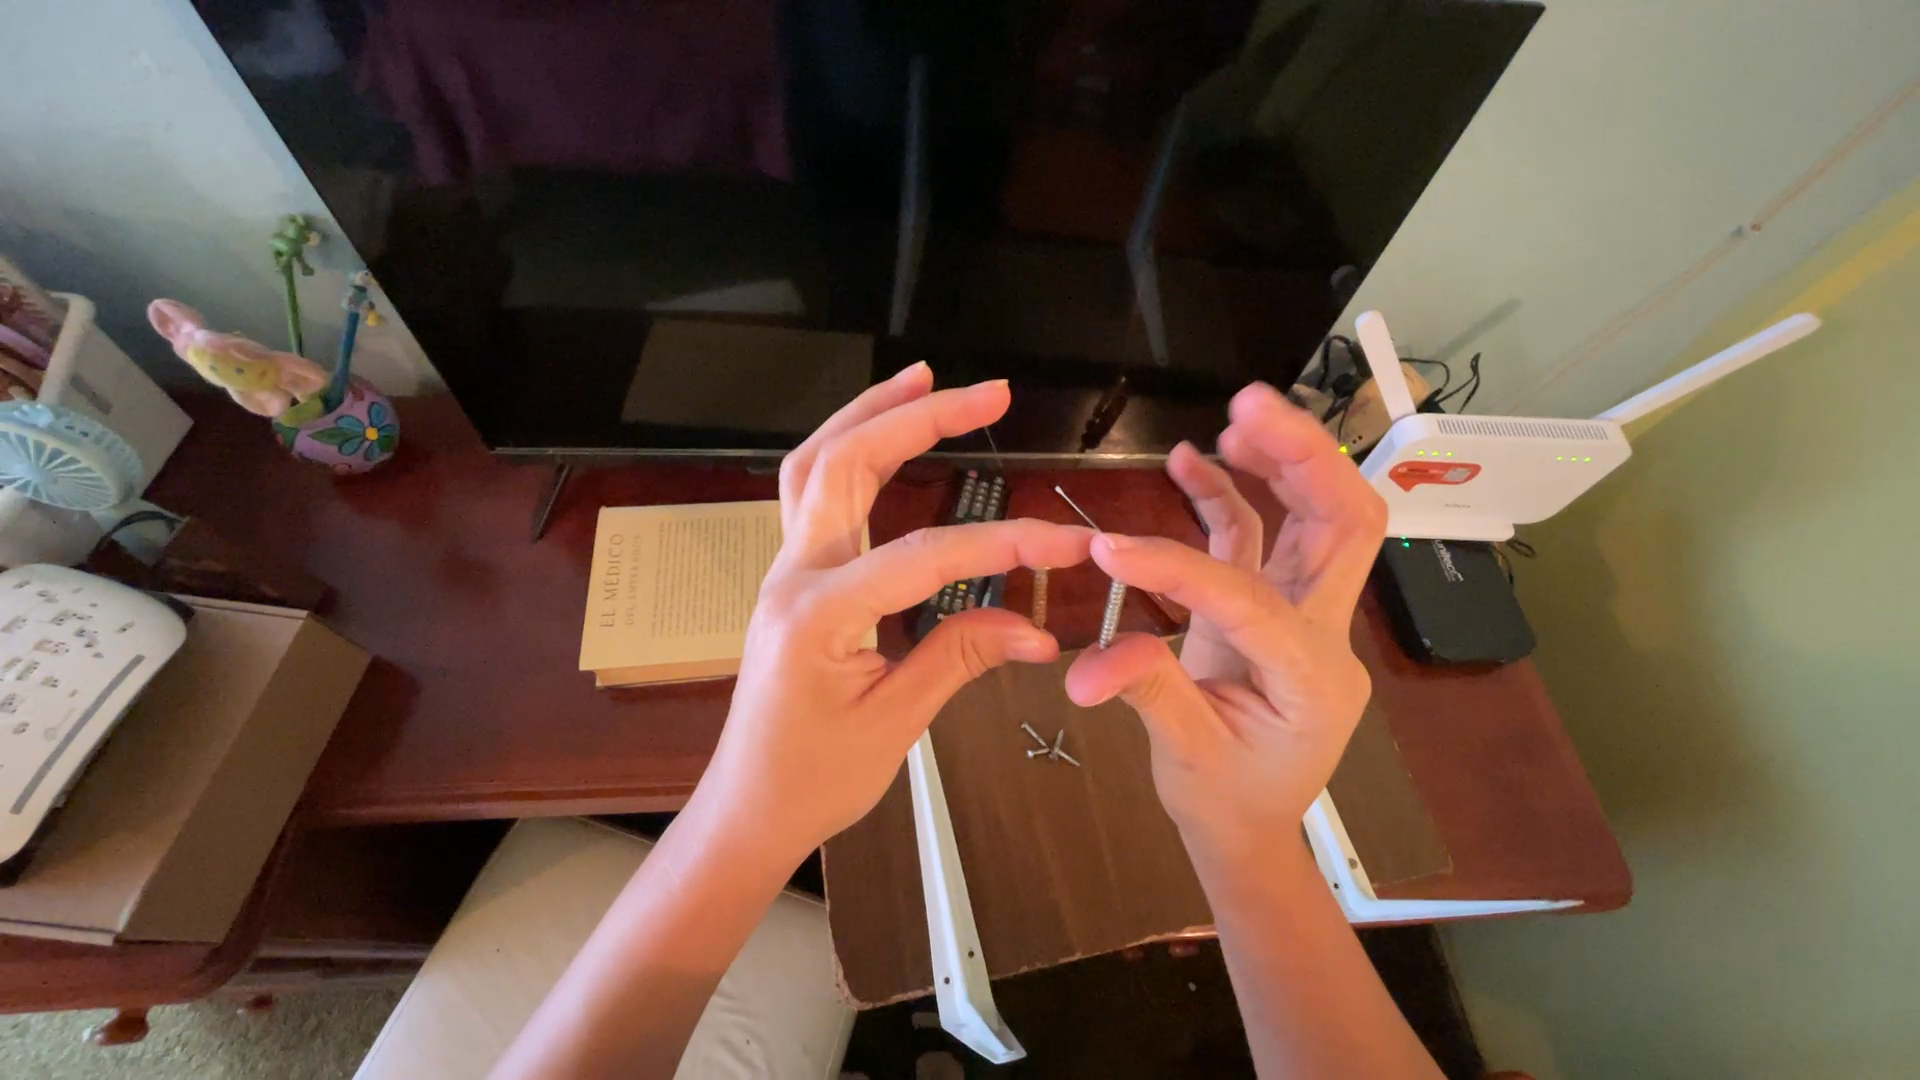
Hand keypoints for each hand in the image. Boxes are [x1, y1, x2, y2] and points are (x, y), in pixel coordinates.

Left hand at [700, 363, 1093, 864]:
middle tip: (986, 392)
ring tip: (924, 379)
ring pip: (817, 463)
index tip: (1065, 543)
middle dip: (919, 418)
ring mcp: (786, 568)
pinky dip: (849, 449)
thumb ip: (961, 657)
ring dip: (871, 413)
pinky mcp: (793, 575)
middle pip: (848, 463)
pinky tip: (883, 436)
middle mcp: (794, 572)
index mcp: (819, 612)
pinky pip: (812, 492)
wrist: (750, 806)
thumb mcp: (897, 722)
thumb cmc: (815, 778)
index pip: (926, 556)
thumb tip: (1037, 631)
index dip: (1003, 543)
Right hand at [1065, 383, 1386, 861]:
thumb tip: (1084, 668)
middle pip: (1346, 524)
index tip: (1110, 549)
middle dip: (1305, 459)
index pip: (1247, 598)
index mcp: (1312, 675)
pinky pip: (1257, 541)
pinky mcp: (1266, 608)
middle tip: (1251, 406)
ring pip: (1314, 520)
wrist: (1250, 826)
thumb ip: (1147, 693)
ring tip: (1233, 419)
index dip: (1176, 568)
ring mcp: (1297, 614)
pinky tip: (1193, 462)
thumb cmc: (1228, 800)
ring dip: (1280, 463)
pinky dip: (1230, 496)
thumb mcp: (1185, 755)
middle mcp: (1321, 632)